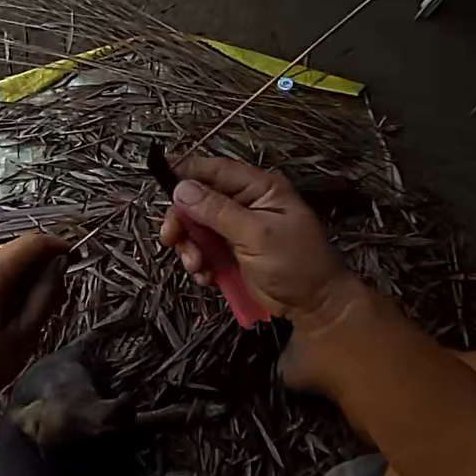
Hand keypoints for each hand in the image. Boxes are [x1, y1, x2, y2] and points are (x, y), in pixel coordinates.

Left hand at [0, 233, 69, 415]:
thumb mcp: (25, 332)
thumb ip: (46, 292)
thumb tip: (60, 263)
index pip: (32, 242)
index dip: (57, 246)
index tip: (76, 260)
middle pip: (17, 250)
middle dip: (43, 265)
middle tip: (60, 297)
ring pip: (4, 261)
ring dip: (26, 275)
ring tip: (40, 308)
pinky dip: (8, 282)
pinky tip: (15, 310)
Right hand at [158, 155, 360, 330]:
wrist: (314, 305)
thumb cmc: (296, 264)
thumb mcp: (256, 235)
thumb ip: (217, 211)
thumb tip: (182, 188)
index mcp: (259, 188)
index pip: (216, 170)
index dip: (186, 172)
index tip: (161, 180)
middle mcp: (245, 203)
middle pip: (198, 199)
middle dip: (182, 219)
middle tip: (171, 238)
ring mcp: (236, 229)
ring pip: (196, 227)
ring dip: (189, 246)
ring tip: (197, 265)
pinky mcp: (230, 252)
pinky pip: (203, 249)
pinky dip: (199, 262)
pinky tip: (206, 276)